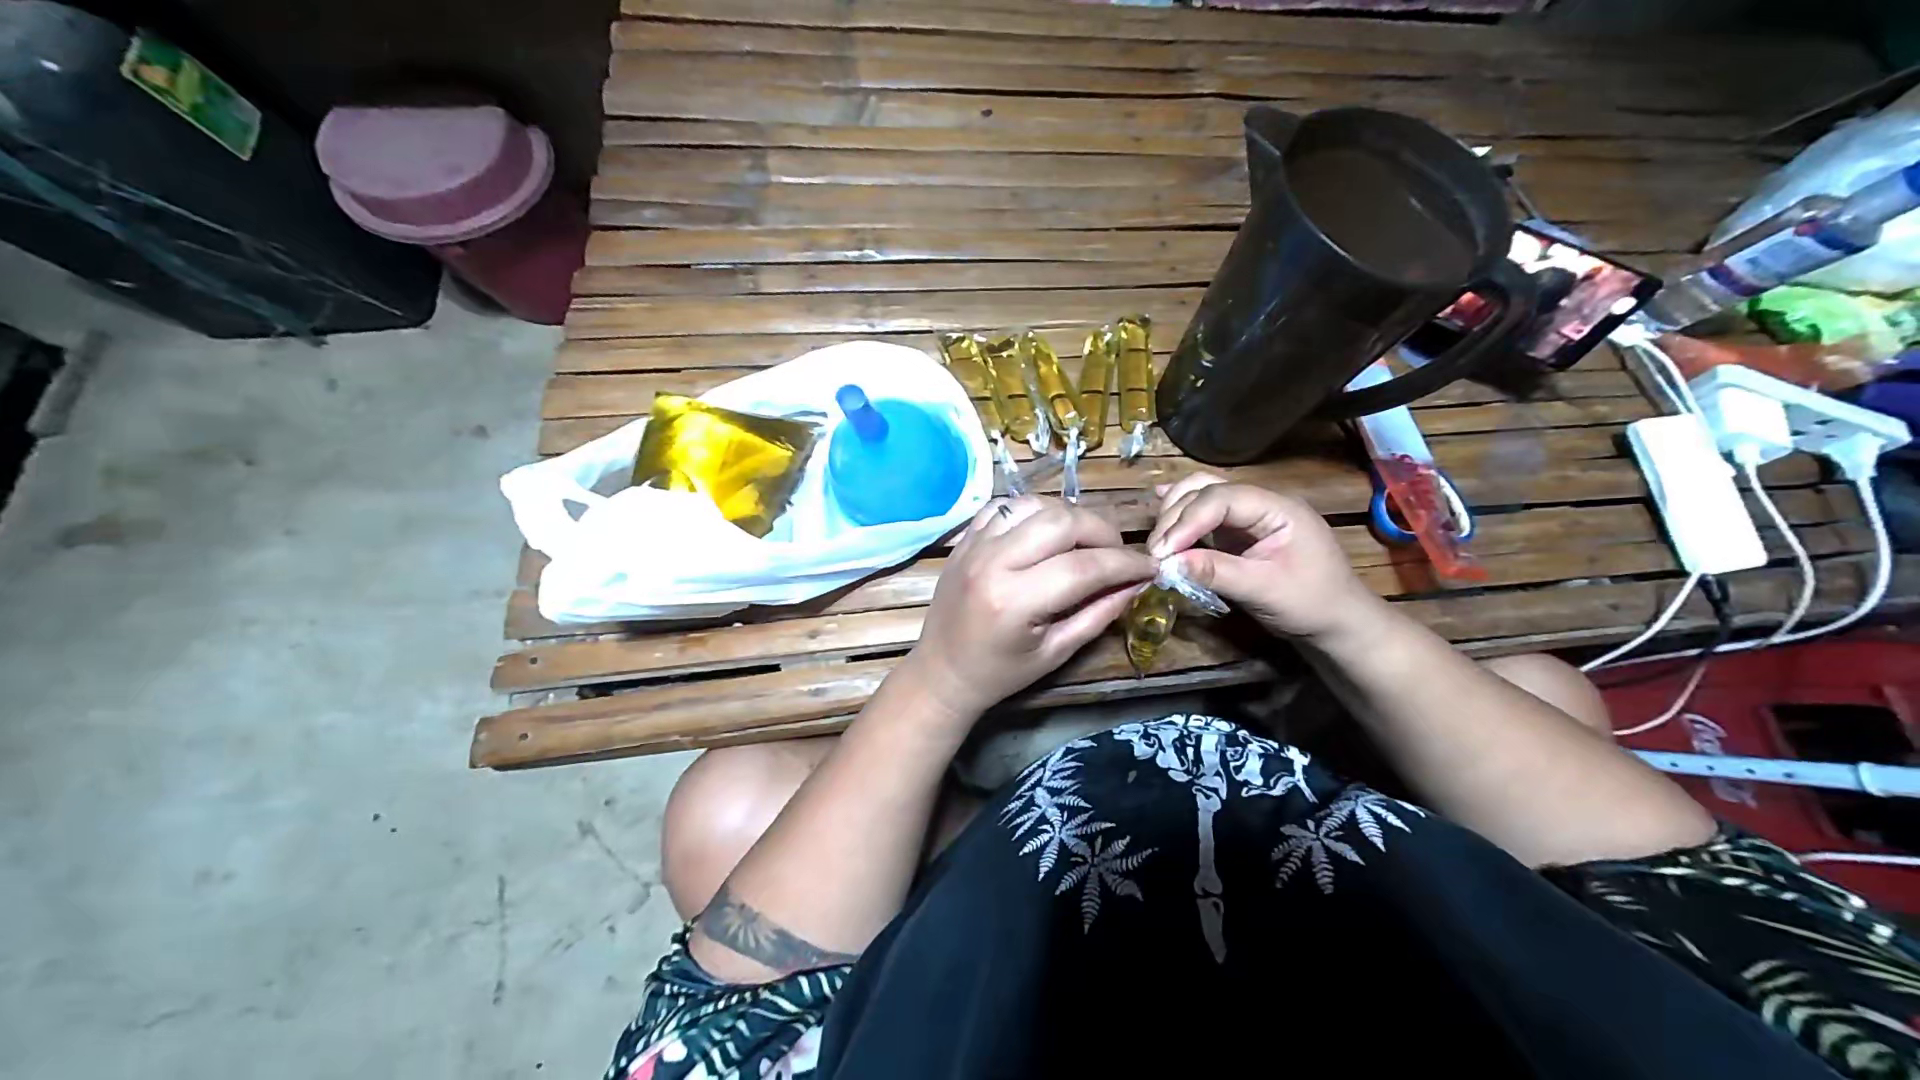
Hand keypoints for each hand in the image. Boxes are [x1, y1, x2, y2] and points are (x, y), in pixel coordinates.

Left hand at [901, 497, 1157, 721]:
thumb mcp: (1056, 652)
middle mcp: (993, 562)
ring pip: (1035, 504)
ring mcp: (975, 544)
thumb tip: (1137, 582)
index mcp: (1014, 600)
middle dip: (1101, 532)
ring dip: (1069, 517)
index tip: (1149, 567)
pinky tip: (1046, 532)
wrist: (941, 671)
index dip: (1125, 563)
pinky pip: (1006, 506)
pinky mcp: (965, 538)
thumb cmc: (1000, 672)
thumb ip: (1099, 614)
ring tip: (1084, 542)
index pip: (1084, 566)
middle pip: (1062, 521)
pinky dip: (1034, 512)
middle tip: (1117, 554)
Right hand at [1146, 474, 1383, 640]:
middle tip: (1155, 554)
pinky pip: (1204, 513)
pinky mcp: (1238, 530)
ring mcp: (1248, 515)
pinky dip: (1180, 513)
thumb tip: (1168, 564)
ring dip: (1174, 514)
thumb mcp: (1264, 592)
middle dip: (1175, 518)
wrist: (1339, 623)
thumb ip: (1217, 573)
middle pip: (1206, 489)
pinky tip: (1158, 510)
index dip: (1187, 521)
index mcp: (1278, 508)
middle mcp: (1261, 503)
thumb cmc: (1311, 605)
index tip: (1162, 553)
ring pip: (1201, 494)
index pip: (1221, 499)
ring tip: (1158, 545)